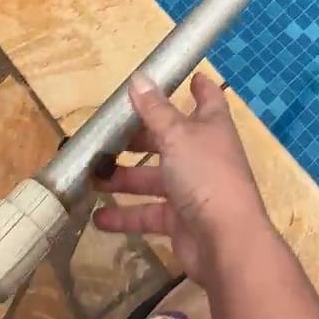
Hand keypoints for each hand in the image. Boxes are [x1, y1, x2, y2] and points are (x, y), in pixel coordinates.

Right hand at [92, 72, 272, 283]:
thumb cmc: (205, 175)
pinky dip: (125, 216)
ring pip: (153, 178)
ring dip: (124, 178)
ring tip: (91, 176)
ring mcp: (192, 189)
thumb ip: (155, 111)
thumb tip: (139, 78)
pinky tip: (98, 219)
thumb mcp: (177, 136)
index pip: (208, 99)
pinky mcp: (180, 221)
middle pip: (169, 139)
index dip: (199, 87)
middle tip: (106, 135)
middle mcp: (202, 154)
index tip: (187, 76)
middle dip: (140, 138)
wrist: (226, 242)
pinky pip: (148, 213)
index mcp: (210, 126)